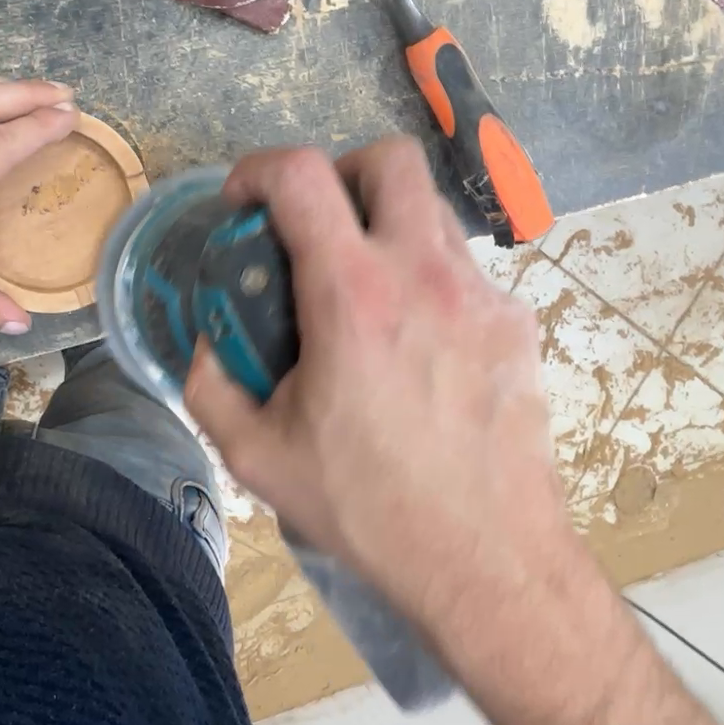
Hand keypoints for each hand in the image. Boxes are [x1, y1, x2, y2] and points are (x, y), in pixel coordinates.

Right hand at [182, 138, 570, 629]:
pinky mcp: (519, 326)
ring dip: (386, 227)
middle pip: (390, 159)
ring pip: (432, 212)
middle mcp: (425, 275)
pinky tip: (414, 347)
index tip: (241, 200)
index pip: (302, 177)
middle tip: (315, 227)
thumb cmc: (368, 509)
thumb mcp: (257, 457)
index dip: (258, 168)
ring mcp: (484, 295)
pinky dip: (425, 281)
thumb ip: (210, 387)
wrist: (490, 565)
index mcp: (353, 296)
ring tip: (362, 294)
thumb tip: (205, 347)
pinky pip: (464, 271)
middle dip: (341, 173)